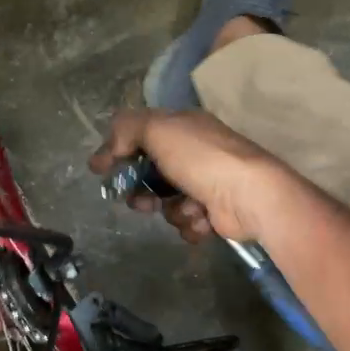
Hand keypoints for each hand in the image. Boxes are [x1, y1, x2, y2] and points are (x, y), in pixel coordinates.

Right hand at [89, 108, 293, 242]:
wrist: (250, 195)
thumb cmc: (202, 158)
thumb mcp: (158, 129)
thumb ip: (126, 129)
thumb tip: (105, 151)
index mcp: (184, 127)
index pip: (141, 135)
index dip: (118, 150)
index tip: (100, 169)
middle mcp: (195, 153)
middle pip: (151, 174)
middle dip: (143, 190)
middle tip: (142, 201)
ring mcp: (206, 184)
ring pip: (167, 202)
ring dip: (172, 208)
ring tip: (187, 207)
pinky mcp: (214, 213)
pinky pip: (186, 222)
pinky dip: (191, 223)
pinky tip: (204, 218)